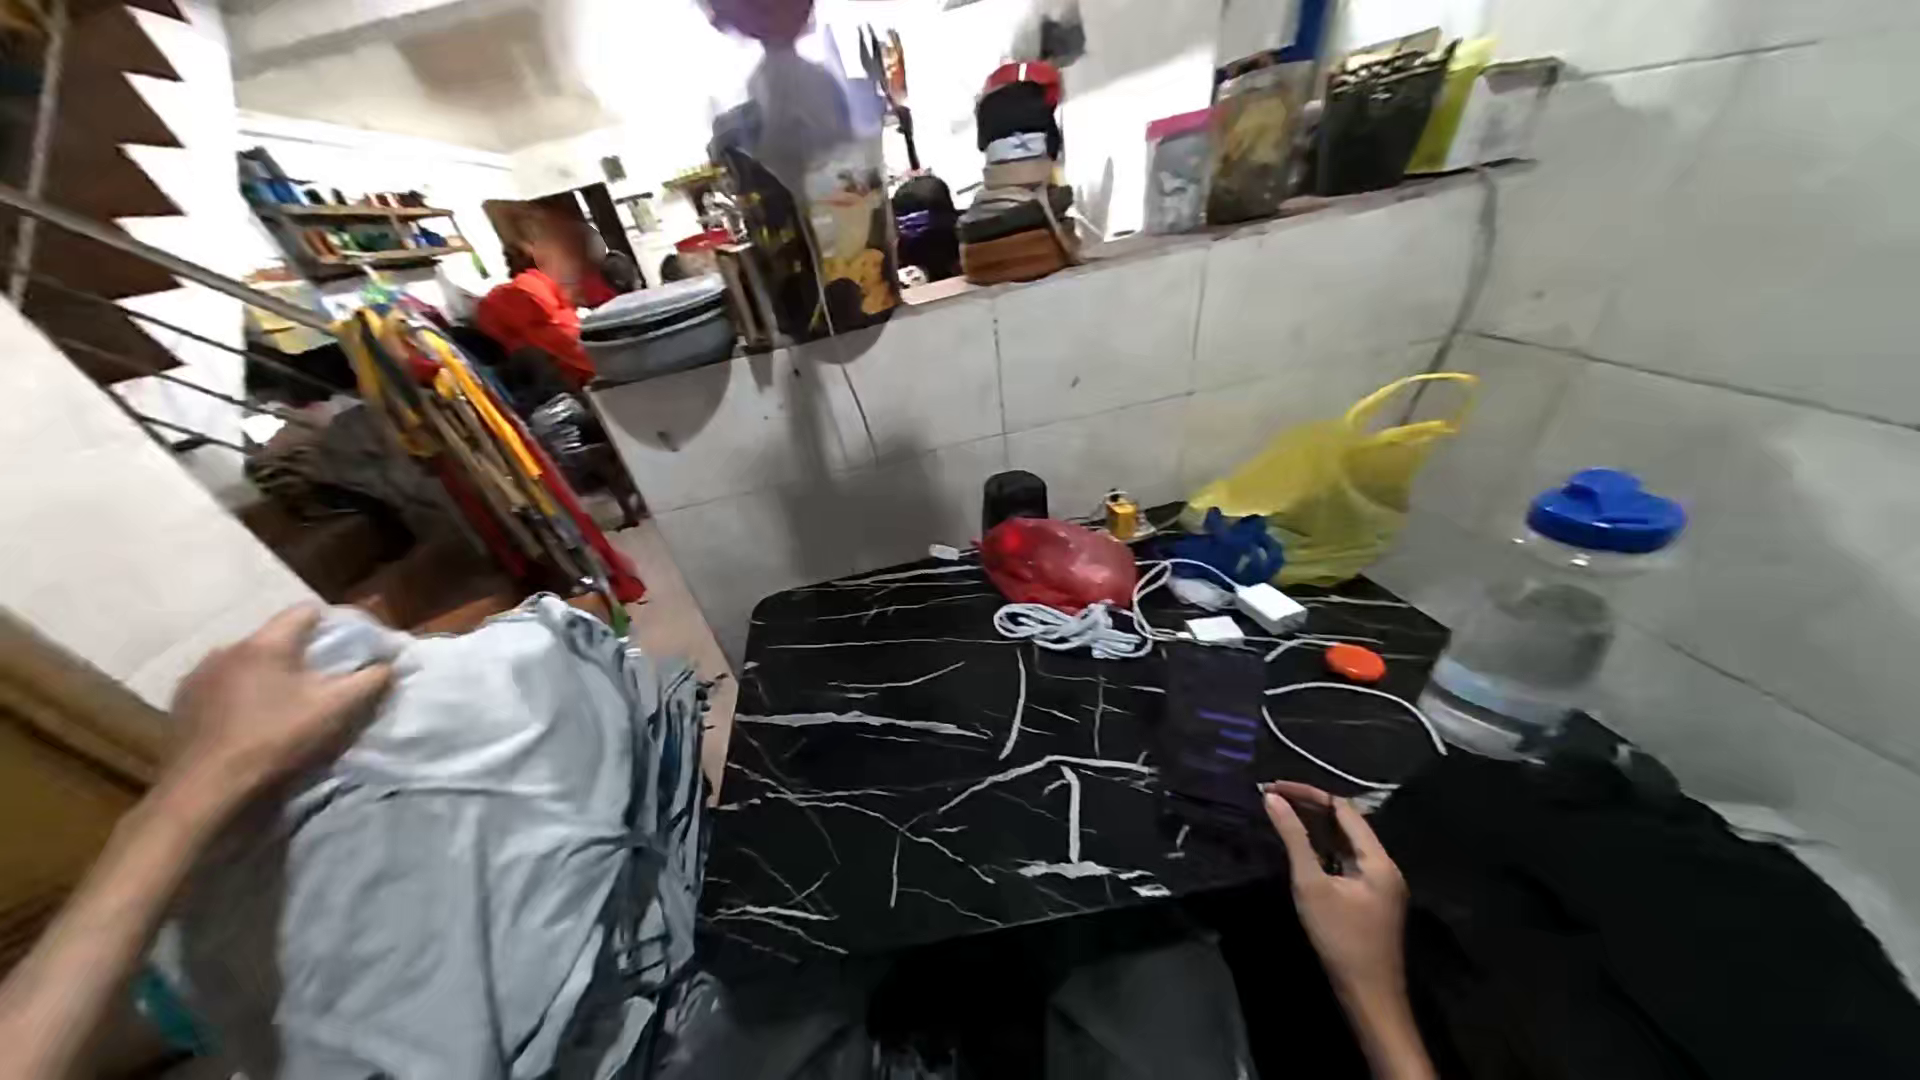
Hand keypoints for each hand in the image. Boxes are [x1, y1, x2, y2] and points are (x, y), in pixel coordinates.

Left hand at [165, 605, 391, 814]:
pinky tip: (260, 712)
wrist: (208, 789)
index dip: (338, 622)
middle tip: (332, 672)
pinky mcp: (182, 703)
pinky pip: (227, 681)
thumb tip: (389, 661)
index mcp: (264, 644)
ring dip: (275, 669)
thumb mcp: (343, 705)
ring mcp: (197, 678)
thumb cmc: (280, 737)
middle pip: (278, 636)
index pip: (306, 611)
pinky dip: (249, 688)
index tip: (356, 643)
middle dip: (307, 649)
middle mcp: (225, 651)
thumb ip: (374, 676)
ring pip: (251, 659)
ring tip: (295, 694)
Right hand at [1263, 780, 1409, 998]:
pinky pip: (1344, 857)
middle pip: (1346, 821)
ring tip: (1281, 812)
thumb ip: (1293, 838)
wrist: (1368, 996)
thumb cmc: (1340, 938)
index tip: (1275, 788)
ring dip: (1314, 824)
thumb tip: (1272, 798)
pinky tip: (1300, 844)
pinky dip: (1321, 845)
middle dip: (1310, 805)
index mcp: (1377, 860)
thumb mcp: (1311, 884)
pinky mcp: (1369, 896)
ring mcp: (1378, 882)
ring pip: (1344, 840)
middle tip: (1273, 797)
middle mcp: (1383, 865)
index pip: (1343, 809)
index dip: (1309, 793)